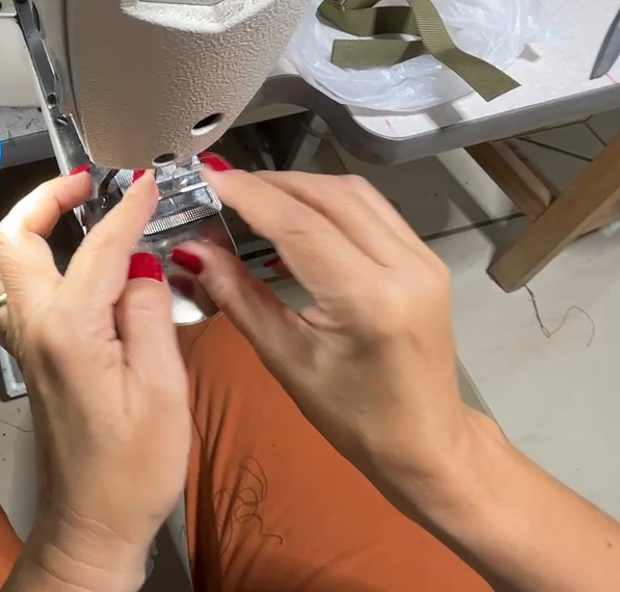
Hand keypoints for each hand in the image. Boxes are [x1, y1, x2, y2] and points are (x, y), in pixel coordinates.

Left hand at [0, 172, 188, 591]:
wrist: (91, 523)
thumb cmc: (133, 468)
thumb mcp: (163, 390)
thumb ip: (151, 312)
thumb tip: (142, 260)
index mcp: (68, 329)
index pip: (98, 247)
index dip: (126, 209)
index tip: (147, 181)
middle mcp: (31, 324)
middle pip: (15, 237)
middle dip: (47, 197)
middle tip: (89, 182)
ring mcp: (19, 338)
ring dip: (24, 222)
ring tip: (64, 208)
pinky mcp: (22, 350)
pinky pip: (1, 286)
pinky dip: (18, 255)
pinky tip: (51, 255)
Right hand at [176, 169, 480, 501]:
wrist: (430, 444)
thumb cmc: (352, 415)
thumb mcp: (283, 357)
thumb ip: (236, 293)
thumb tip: (189, 249)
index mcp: (368, 300)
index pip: (300, 224)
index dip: (248, 193)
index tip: (207, 174)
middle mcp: (404, 268)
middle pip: (327, 196)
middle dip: (268, 182)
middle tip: (220, 184)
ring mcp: (422, 258)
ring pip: (350, 192)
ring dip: (297, 184)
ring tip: (252, 195)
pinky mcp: (425, 256)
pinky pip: (369, 206)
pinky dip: (324, 197)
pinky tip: (294, 210)